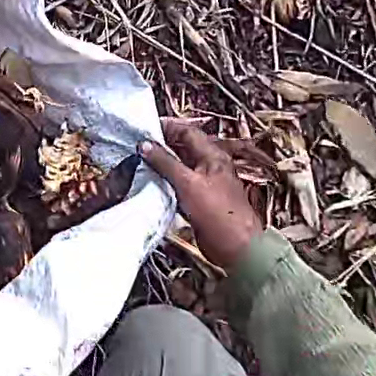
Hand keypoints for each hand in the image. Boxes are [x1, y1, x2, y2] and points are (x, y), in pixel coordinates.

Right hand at [141, 118, 263, 269]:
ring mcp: (205, 184)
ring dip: (162, 165)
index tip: (145, 128)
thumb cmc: (219, 214)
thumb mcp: (188, 183)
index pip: (187, 131)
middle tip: (139, 146)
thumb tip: (146, 145)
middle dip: (162, 145)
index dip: (167, 127)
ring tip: (141, 163)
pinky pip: (180, 185)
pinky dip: (166, 183)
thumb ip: (166, 162)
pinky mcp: (200, 202)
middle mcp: (210, 166)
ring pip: (180, 167)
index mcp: (212, 155)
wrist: (236, 247)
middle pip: (183, 148)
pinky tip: (152, 186)